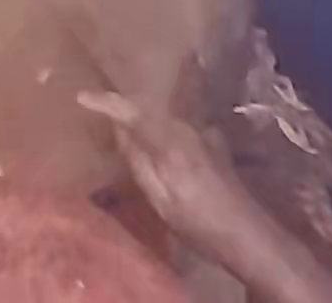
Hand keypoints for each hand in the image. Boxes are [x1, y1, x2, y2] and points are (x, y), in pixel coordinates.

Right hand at [79, 90, 241, 236]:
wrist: (250, 235)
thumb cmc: (200, 223)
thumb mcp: (160, 199)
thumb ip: (137, 160)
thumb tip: (118, 128)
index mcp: (169, 139)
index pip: (130, 110)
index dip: (104, 102)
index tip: (81, 96)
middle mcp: (183, 126)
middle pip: (144, 104)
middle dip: (118, 100)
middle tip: (94, 99)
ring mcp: (198, 131)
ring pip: (158, 110)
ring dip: (136, 107)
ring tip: (116, 108)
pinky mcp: (207, 140)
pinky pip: (171, 119)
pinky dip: (153, 117)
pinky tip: (150, 127)